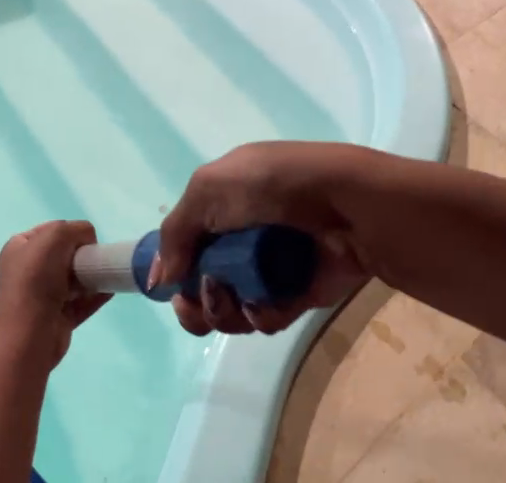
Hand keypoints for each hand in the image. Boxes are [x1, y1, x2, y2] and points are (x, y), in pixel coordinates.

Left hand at [0, 220, 110, 363]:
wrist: (31, 331)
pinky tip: (110, 289)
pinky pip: (81, 303)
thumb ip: (78, 229)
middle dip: (81, 256)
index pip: (48, 231)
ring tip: (104, 274)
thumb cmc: (37, 277)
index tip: (83, 240)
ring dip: (90, 276)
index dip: (68, 231)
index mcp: (19, 248)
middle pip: (63, 256)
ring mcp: (41, 297)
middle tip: (92, 259)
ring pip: (73, 280)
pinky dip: (95, 296)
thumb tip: (88, 242)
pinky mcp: (57, 319)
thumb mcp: (57, 235)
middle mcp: (28, 271)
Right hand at [153, 142, 375, 336]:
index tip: (167, 283)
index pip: (188, 240)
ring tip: (230, 294)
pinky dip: (258, 315)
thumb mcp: (209, 189)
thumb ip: (176, 233)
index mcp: (225, 200)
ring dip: (221, 309)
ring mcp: (272, 266)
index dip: (174, 265)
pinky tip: (262, 302)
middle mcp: (244, 234)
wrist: (346, 206)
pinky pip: (265, 319)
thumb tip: (159, 279)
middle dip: (192, 299)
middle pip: (202, 283)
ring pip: (230, 307)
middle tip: (195, 299)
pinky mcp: (299, 295)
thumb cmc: (272, 186)